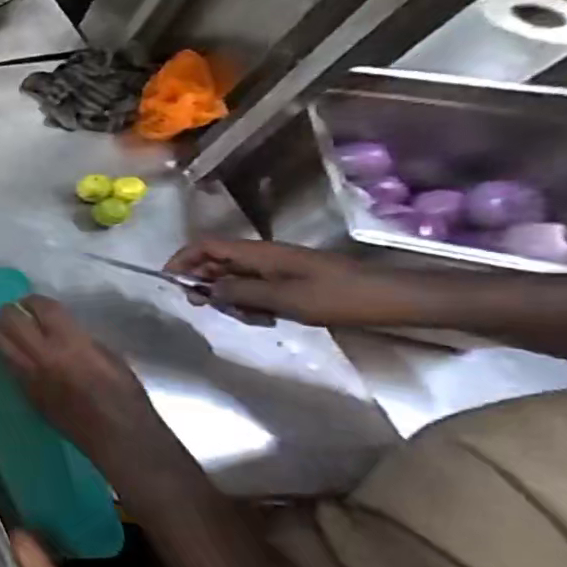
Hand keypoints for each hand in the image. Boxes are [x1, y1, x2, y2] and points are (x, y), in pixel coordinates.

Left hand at [0, 295, 169, 468]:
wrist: (116, 435)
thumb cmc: (123, 394)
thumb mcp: (106, 354)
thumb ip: (77, 337)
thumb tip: (57, 327)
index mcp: (70, 343)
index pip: (40, 308)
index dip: (33, 300)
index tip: (33, 301)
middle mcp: (43, 355)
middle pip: (10, 320)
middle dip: (10, 311)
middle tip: (16, 311)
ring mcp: (29, 374)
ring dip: (1, 330)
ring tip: (10, 329)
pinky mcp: (24, 391)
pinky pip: (6, 363)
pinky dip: (6, 352)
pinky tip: (16, 351)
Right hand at [165, 239, 414, 326]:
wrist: (395, 300)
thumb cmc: (339, 297)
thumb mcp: (284, 299)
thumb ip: (239, 293)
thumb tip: (204, 290)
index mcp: (258, 254)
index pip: (205, 246)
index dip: (183, 259)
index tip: (170, 282)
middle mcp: (263, 257)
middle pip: (216, 263)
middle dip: (205, 285)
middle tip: (209, 309)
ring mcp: (277, 270)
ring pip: (234, 280)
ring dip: (230, 299)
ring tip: (249, 319)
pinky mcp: (290, 283)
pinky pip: (255, 290)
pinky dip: (250, 304)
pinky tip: (266, 320)